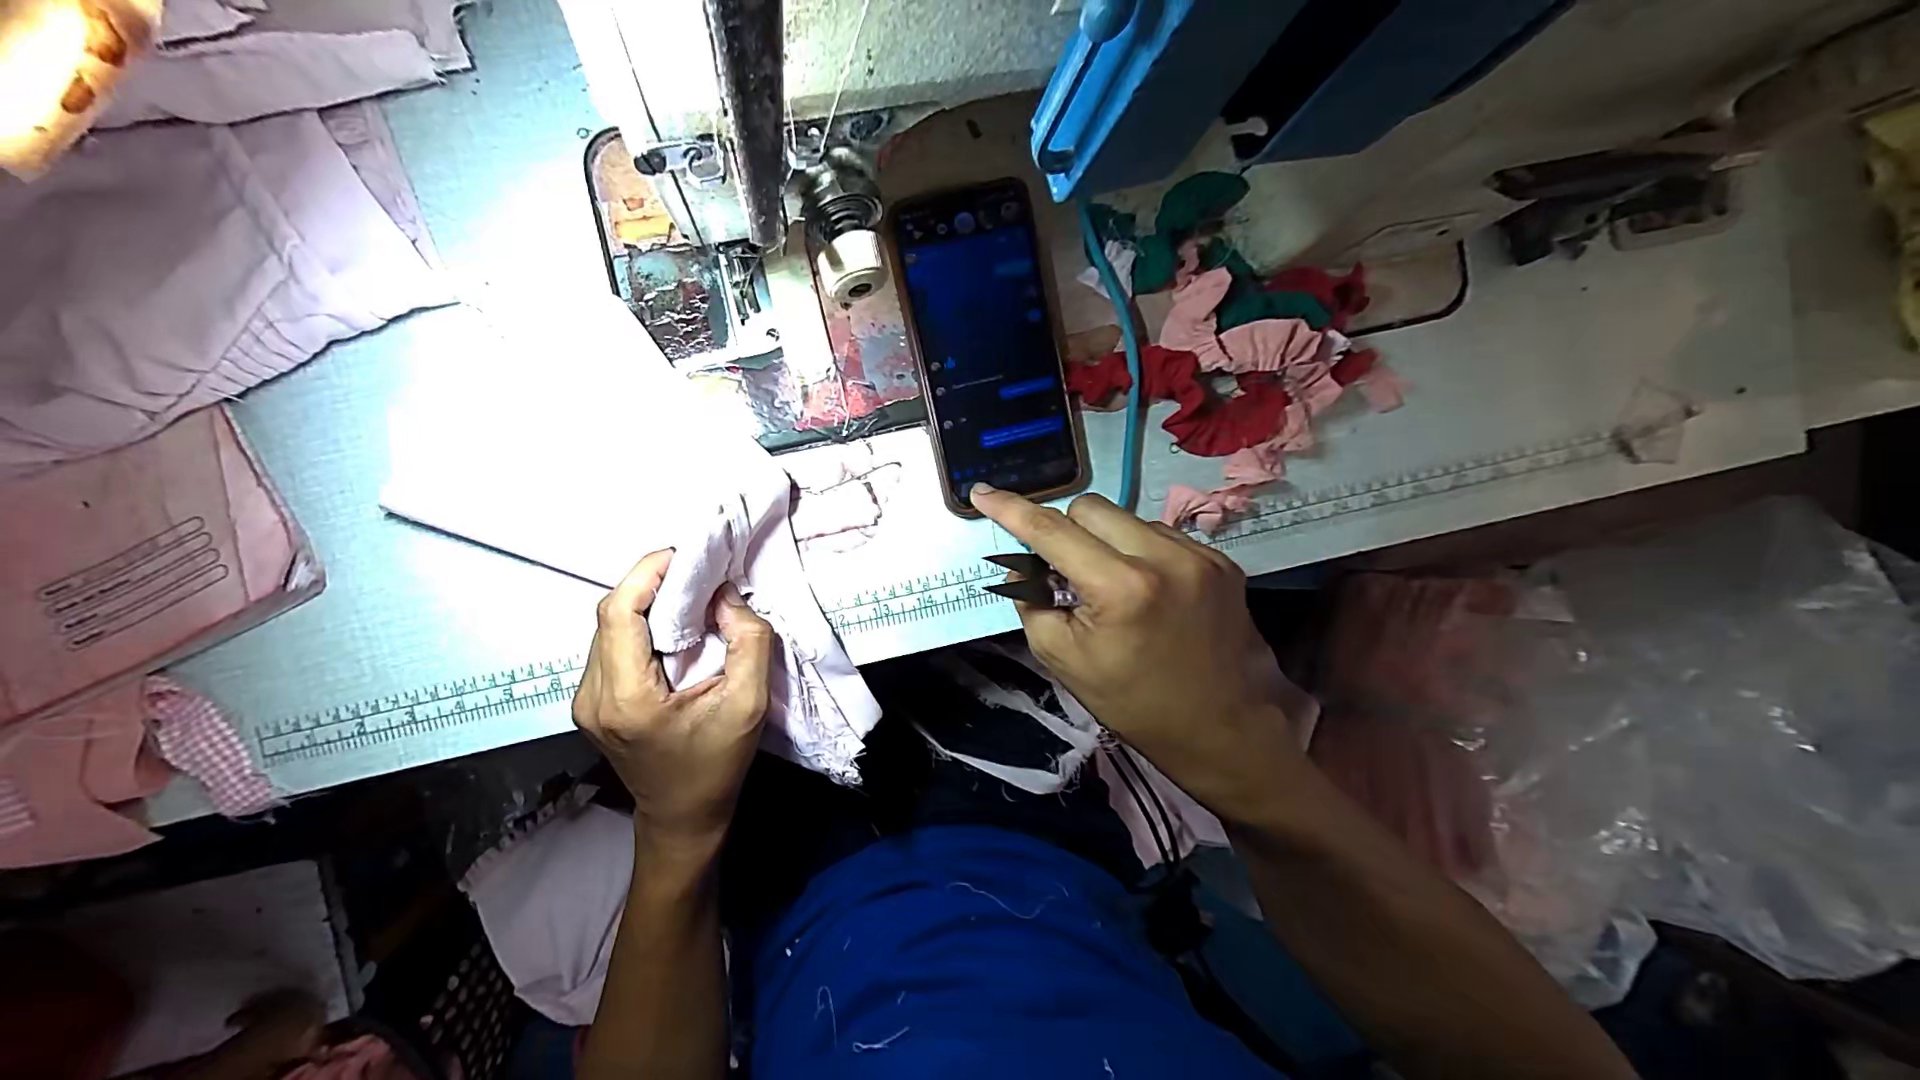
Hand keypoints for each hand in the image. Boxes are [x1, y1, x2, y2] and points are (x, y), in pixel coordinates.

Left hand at [573, 550, 773, 859]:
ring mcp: (586, 699)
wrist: (683, 816)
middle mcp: (592, 696)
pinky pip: (613, 644)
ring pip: (610, 627)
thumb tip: (726, 595)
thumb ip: (748, 643)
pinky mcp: (594, 701)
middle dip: (654, 583)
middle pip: (611, 615)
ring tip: (691, 596)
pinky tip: (675, 627)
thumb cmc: (717, 766)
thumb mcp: (749, 705)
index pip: (618, 613)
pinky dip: (643, 624)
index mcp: (625, 699)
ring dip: (648, 603)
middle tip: (698, 572)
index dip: (649, 573)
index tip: (688, 555)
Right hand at [969, 484, 1305, 824]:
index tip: (982, 492)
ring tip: (1113, 588)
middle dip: (1066, 531)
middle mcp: (1164, 557)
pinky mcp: (1221, 560)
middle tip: (1065, 572)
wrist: (1229, 728)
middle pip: (1090, 508)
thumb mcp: (1065, 661)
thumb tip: (1023, 562)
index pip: (1051, 531)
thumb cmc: (1137, 704)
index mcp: (1121, 588)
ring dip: (1105, 541)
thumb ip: (1032, 603)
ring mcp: (1199, 554)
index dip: (1011, 509)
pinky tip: (1148, 590)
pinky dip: (1140, 552)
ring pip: (1127, 518)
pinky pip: (1161, 534)